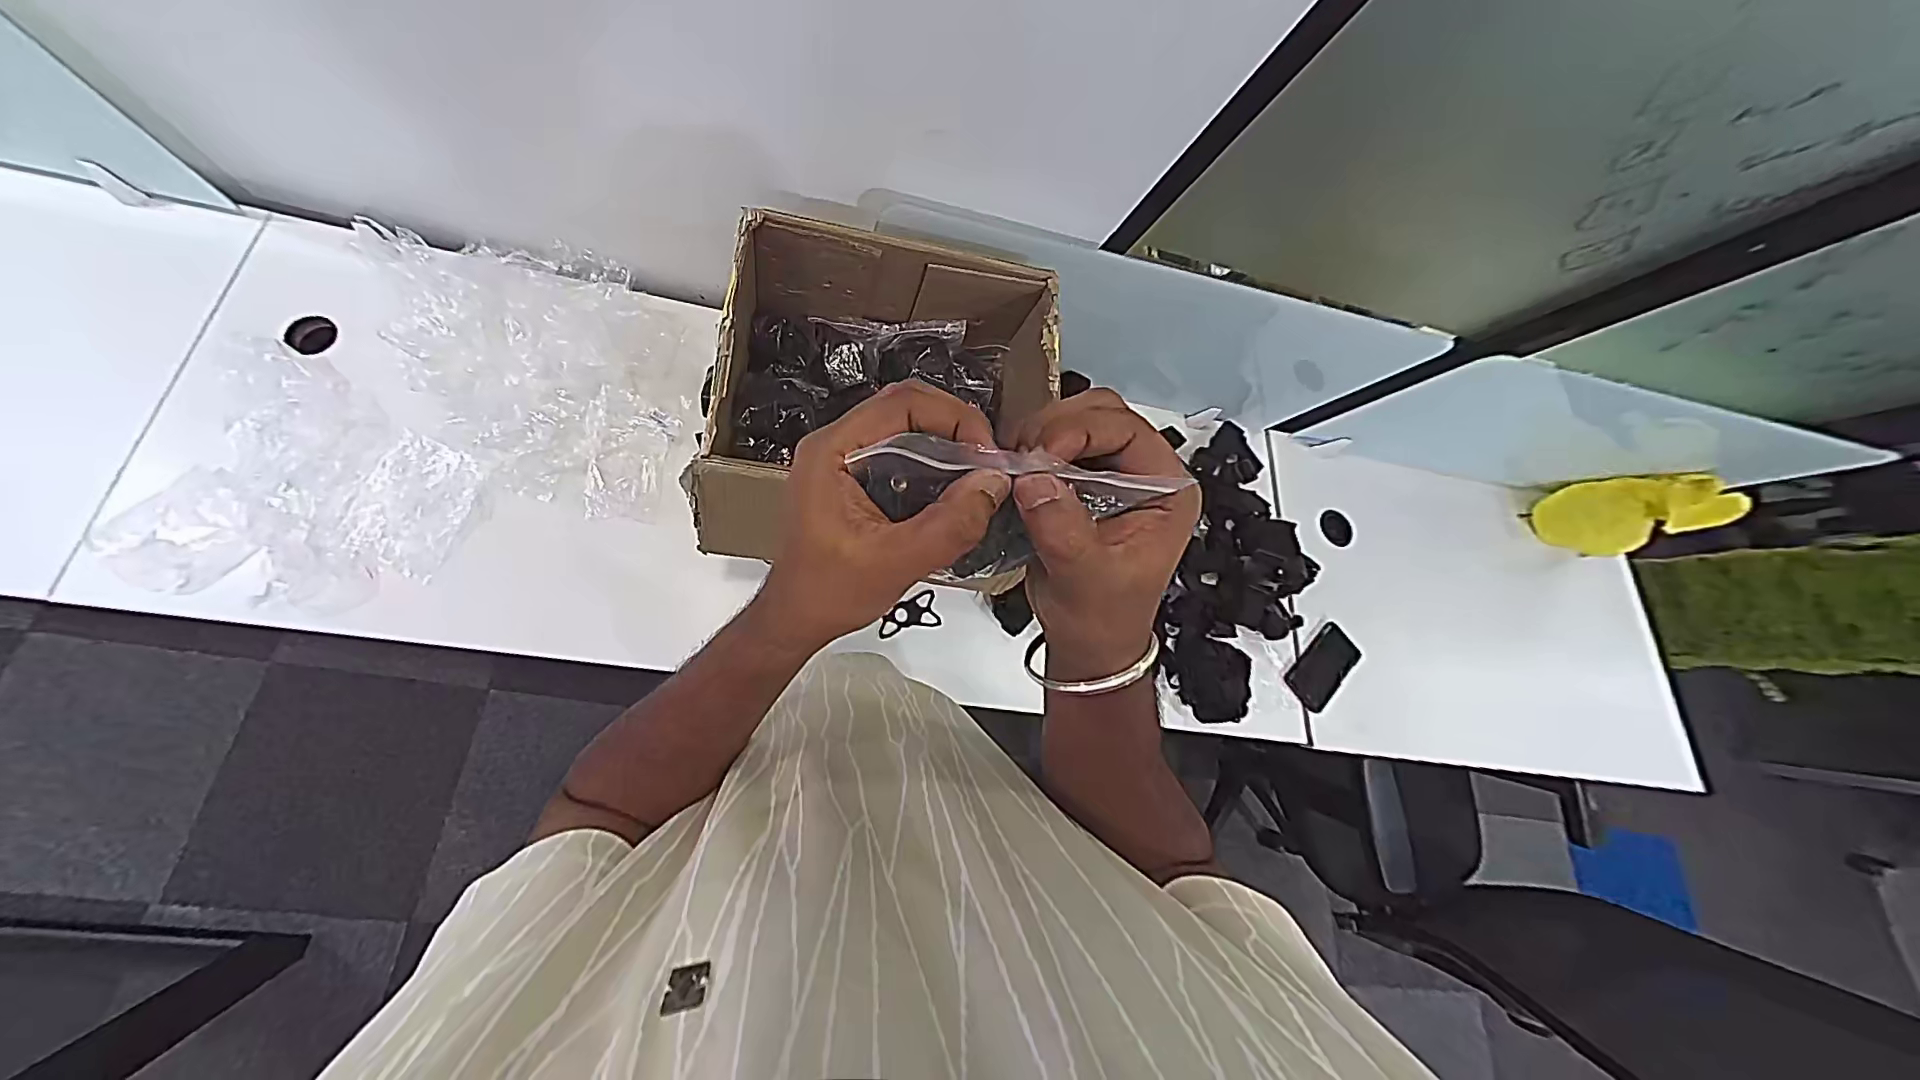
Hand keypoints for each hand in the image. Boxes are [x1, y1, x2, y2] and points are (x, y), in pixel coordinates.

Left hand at [753, 381, 1009, 653]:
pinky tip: (953, 490)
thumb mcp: (895, 562)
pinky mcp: (856, 478)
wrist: (799, 616)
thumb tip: (991, 485)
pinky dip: (934, 464)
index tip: (984, 450)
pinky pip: (902, 454)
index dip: (954, 417)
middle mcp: (835, 446)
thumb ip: (948, 526)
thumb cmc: (825, 592)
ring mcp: (844, 460)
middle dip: (955, 428)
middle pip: (907, 408)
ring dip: (947, 446)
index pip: (902, 404)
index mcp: (831, 451)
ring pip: (907, 429)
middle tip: (987, 460)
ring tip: (976, 474)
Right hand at [1007, 389, 1199, 680]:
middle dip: (1056, 426)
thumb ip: (1064, 530)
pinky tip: (1013, 469)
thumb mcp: (1086, 579)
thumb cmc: (1104, 619)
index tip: (1043, 454)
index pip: (1128, 431)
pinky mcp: (1078, 484)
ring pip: (1074, 422)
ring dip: (1039, 435)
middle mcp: (1141, 475)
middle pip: (1101, 414)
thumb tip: (1035, 480)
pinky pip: (1052, 446)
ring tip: (1014, 463)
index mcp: (1166, 492)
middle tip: (1023, 454)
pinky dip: (1029, 451)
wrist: (1088, 643)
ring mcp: (1108, 476)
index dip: (1082, 431)